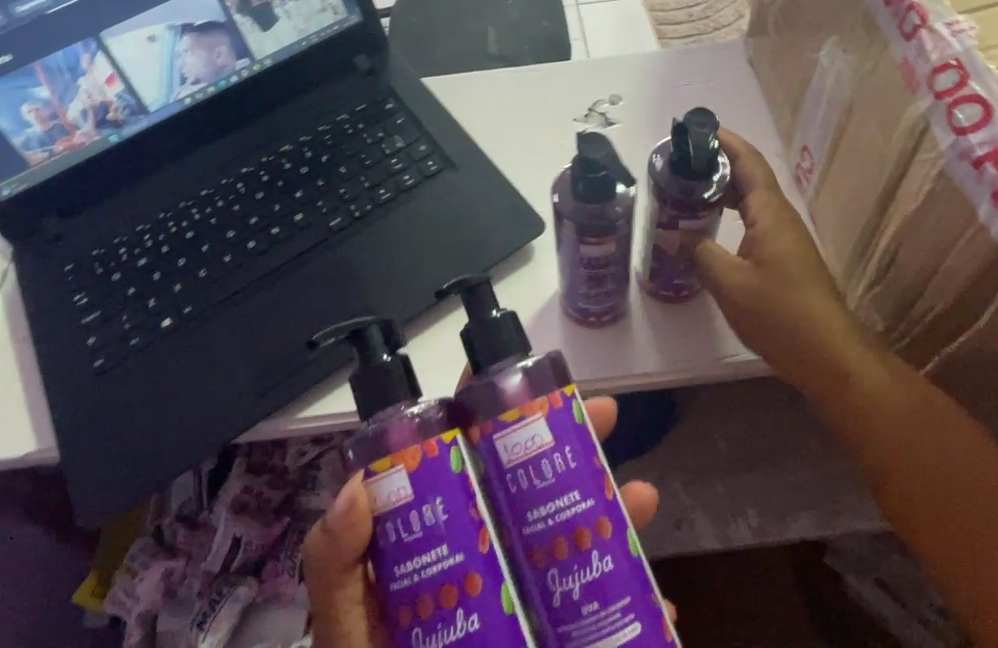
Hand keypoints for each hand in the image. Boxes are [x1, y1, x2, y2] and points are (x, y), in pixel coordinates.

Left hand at [303, 397, 662, 647]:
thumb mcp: (344, 624)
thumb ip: (336, 561)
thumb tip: (362, 480)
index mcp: (428, 533)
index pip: (456, 454)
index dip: (486, 410)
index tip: (523, 376)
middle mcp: (479, 551)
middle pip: (526, 483)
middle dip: (568, 442)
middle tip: (605, 416)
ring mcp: (518, 596)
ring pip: (571, 536)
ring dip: (614, 513)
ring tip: (645, 498)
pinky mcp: (549, 630)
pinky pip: (594, 612)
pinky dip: (633, 603)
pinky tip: (661, 606)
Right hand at [688, 129, 870, 392]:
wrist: (830, 355)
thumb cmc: (781, 315)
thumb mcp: (730, 284)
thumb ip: (700, 254)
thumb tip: (677, 235)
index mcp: (770, 214)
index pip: (748, 163)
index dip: (725, 141)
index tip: (695, 129)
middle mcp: (781, 219)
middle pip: (749, 178)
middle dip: (717, 164)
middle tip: (679, 162)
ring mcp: (786, 240)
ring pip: (751, 202)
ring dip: (722, 190)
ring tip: (686, 188)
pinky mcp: (785, 259)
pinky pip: (754, 222)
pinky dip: (730, 215)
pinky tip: (708, 228)